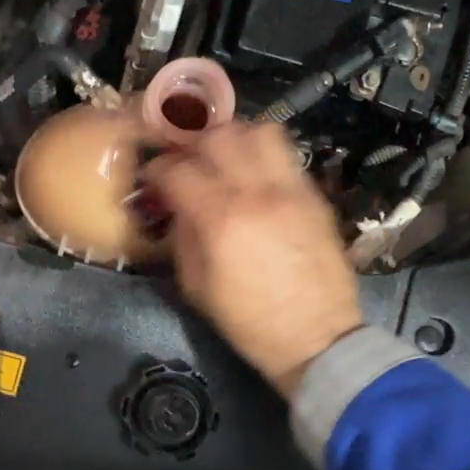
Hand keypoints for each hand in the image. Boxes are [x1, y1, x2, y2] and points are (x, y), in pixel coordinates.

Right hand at [144, 122, 363, 396]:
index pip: (178, 170)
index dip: (157, 169)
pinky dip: (262, 156)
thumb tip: (179, 209)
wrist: (316, 338)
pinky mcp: (314, 195)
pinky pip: (285, 155)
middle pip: (218, 136)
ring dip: (233, 138)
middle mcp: (256, 193)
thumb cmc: (249, 323)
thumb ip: (183, 238)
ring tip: (222, 157)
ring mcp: (291, 189)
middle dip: (193, 143)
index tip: (152, 178)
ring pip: (259, 131)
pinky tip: (253, 177)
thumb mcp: (196, 287)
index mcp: (220, 220)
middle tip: (185, 159)